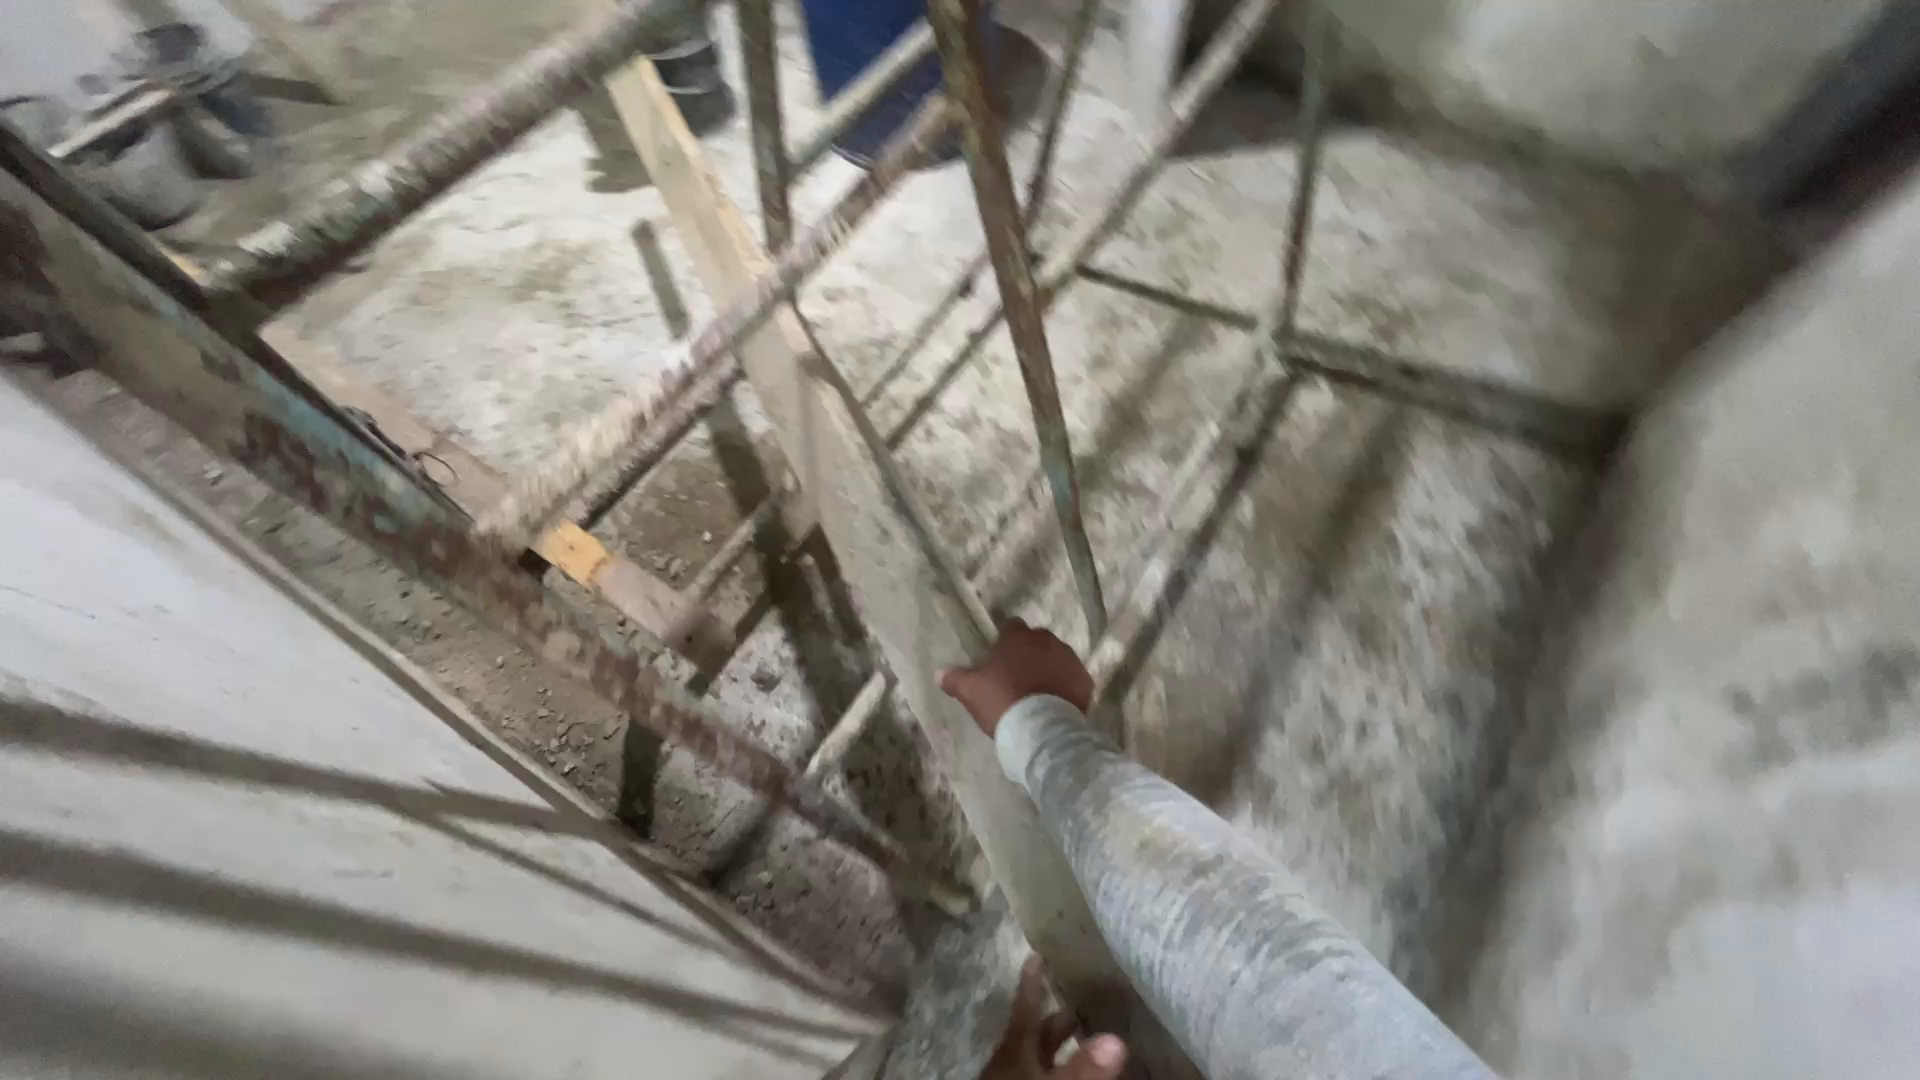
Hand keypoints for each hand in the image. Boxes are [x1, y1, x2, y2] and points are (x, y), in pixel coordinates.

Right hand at [939, 618, 1093, 736]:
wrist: (1041, 729)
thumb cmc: (1002, 701)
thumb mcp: (970, 692)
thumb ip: (954, 679)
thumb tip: (939, 673)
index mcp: (1018, 637)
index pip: (1011, 626)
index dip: (1005, 640)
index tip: (1000, 658)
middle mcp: (1046, 641)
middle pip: (1036, 640)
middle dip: (1029, 652)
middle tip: (1017, 676)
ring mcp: (1069, 659)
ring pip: (1057, 657)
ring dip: (1049, 667)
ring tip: (1038, 691)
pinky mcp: (1085, 680)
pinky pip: (1073, 677)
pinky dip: (1066, 685)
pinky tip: (1056, 701)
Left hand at [981, 957, 1127, 1079]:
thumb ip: (1083, 1070)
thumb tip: (1117, 1038)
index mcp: (1015, 1050)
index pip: (1026, 1007)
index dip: (1032, 982)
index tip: (1036, 955)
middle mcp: (1010, 1064)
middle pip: (1034, 1037)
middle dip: (1058, 1022)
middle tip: (1083, 1007)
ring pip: (1035, 1064)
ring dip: (1060, 1055)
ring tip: (1088, 1045)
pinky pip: (1033, 1079)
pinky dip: (1055, 1074)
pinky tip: (1071, 1076)